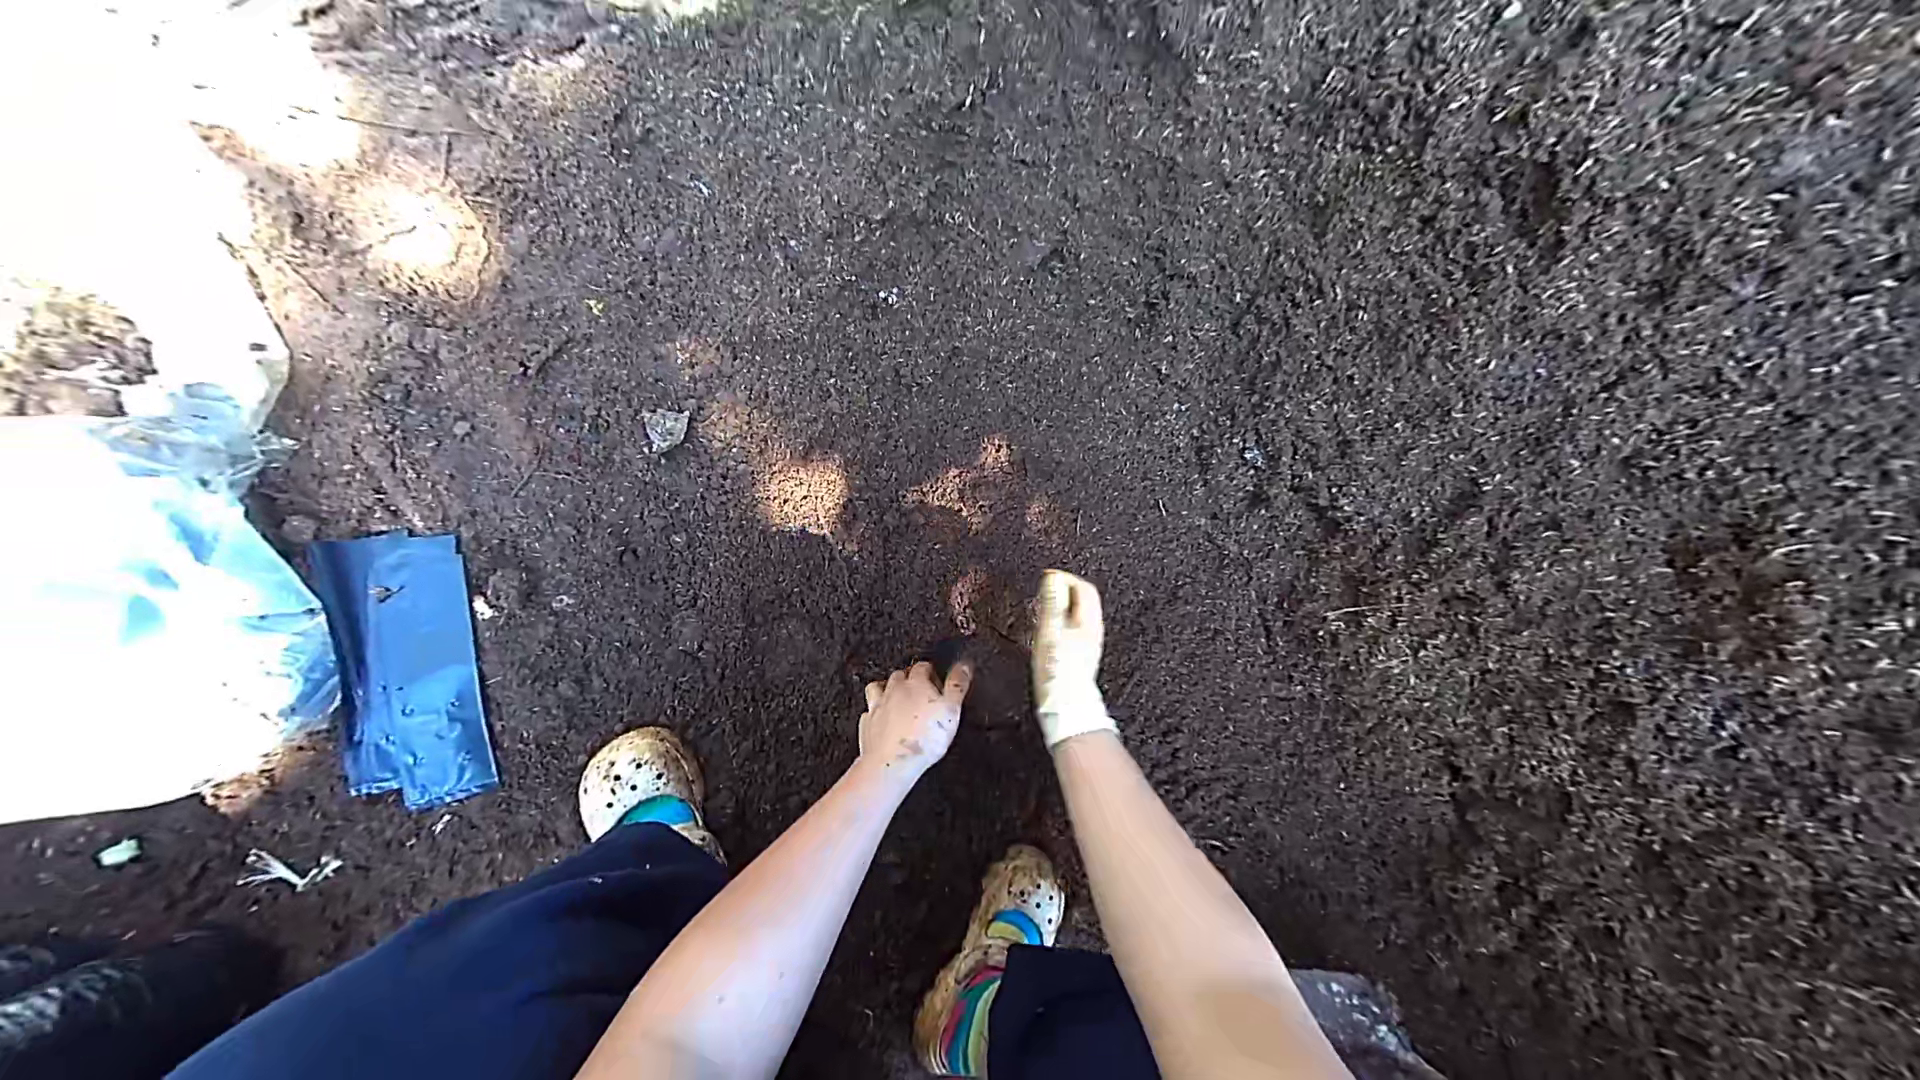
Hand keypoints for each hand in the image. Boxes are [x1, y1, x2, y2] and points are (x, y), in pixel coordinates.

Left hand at [859, 661, 971, 774]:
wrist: (893, 762)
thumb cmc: (923, 738)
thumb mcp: (952, 709)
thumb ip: (958, 685)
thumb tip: (964, 667)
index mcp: (916, 683)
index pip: (923, 667)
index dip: (931, 672)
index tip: (936, 679)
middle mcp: (895, 690)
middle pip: (900, 675)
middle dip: (910, 680)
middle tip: (920, 692)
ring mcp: (879, 706)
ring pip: (878, 687)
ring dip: (887, 690)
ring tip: (897, 699)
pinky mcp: (868, 724)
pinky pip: (869, 711)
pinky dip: (876, 712)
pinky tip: (882, 719)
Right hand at [1032, 569, 1115, 747]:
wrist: (1067, 708)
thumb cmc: (1060, 672)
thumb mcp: (1050, 633)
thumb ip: (1051, 605)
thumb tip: (1052, 579)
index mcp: (1088, 621)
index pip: (1084, 587)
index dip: (1065, 578)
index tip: (1047, 579)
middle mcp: (1092, 631)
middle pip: (1083, 600)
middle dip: (1064, 591)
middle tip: (1044, 592)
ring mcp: (1088, 645)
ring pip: (1077, 616)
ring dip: (1061, 608)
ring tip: (1043, 610)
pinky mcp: (1080, 657)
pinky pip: (1072, 630)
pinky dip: (1061, 623)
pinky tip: (1049, 633)